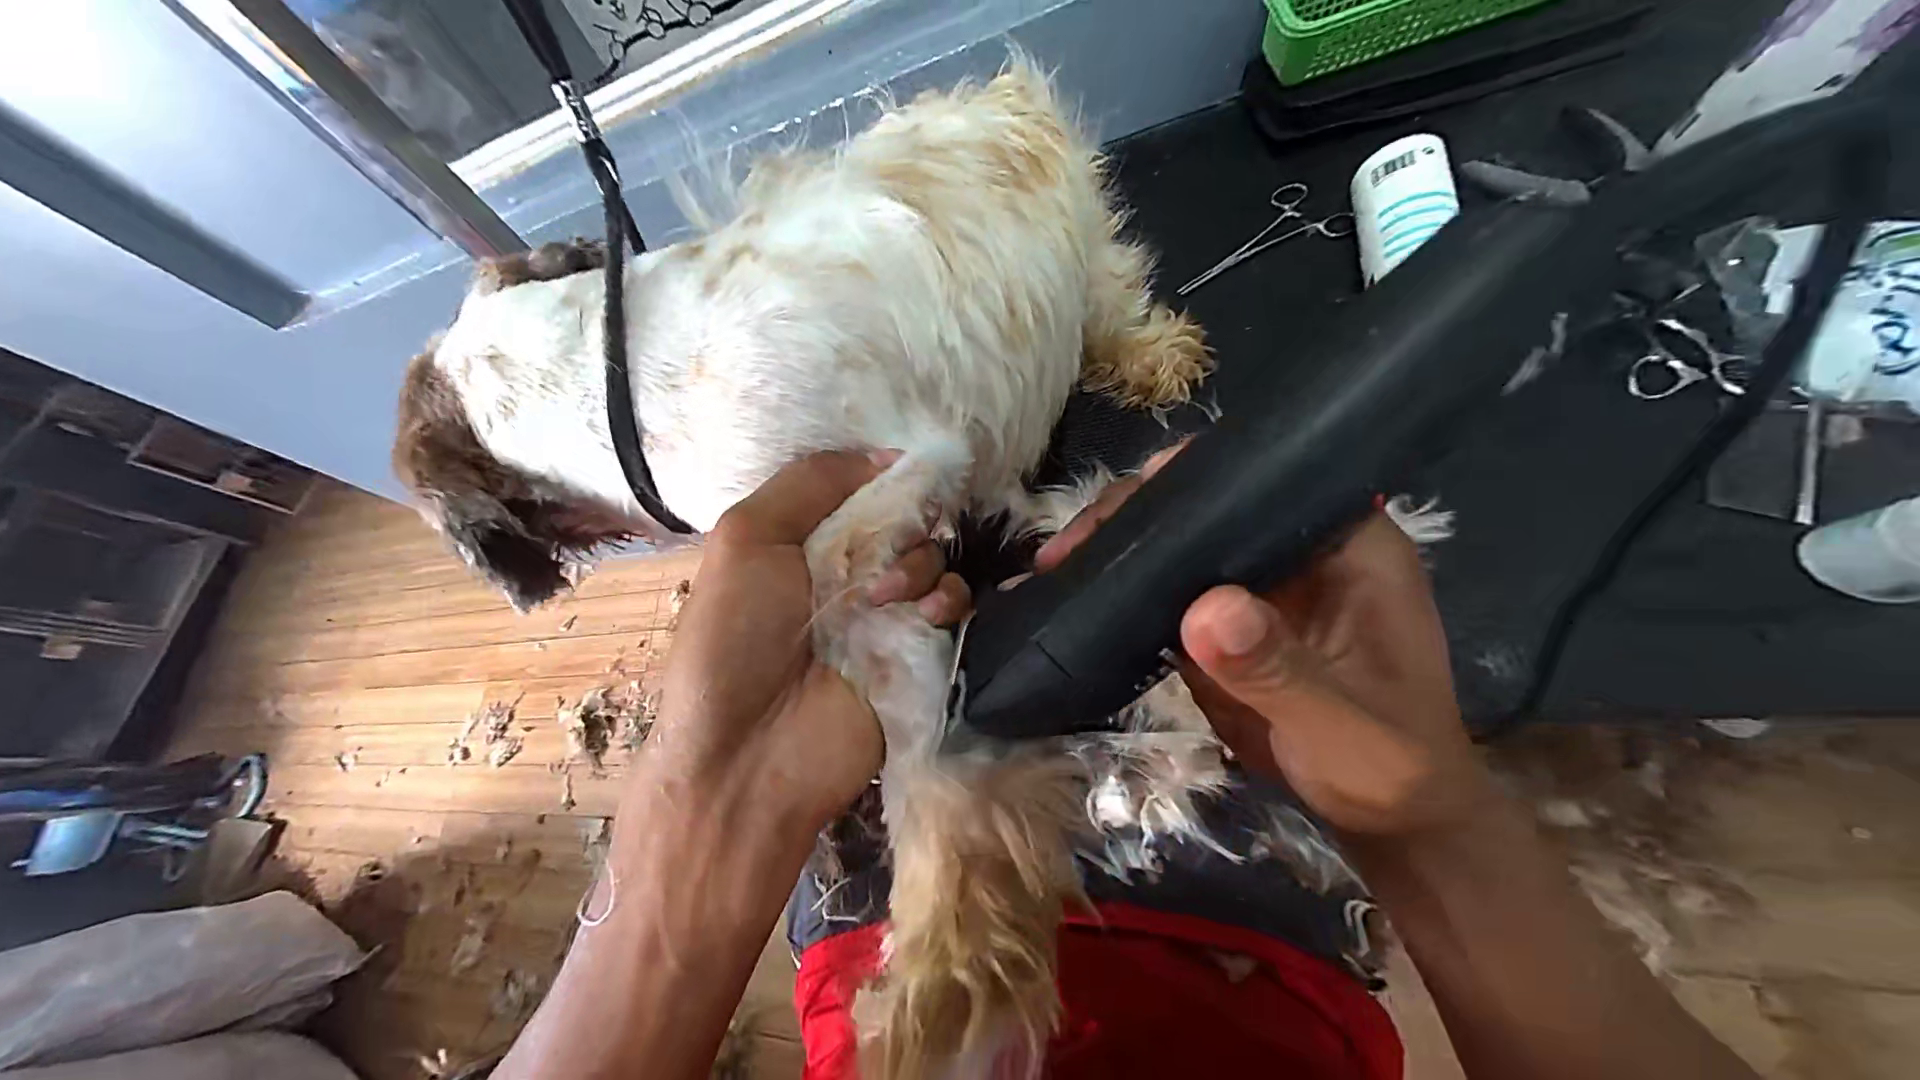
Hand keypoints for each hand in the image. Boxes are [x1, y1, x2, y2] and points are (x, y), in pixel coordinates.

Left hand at [646, 451, 969, 829]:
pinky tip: (925, 617)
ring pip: (934, 557)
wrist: (751, 755)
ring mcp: (889, 613)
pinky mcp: (921, 652)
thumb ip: (811, 482)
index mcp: (808, 542)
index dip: (884, 478)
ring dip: (916, 566)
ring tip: (883, 602)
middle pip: (904, 519)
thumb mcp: (748, 538)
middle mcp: (851, 572)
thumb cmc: (734, 639)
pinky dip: (947, 601)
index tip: (903, 472)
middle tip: (875, 557)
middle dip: (901, 524)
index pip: (863, 490)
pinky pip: (955, 605)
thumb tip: (887, 456)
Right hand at [1038, 446, 1491, 840]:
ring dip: (1118, 549)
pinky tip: (1073, 595)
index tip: (1138, 494)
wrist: (1384, 818)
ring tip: (1056, 564)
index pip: (1266, 478)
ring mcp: (1248, 584)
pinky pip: (1160, 590)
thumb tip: (1204, 609)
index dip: (1200, 474)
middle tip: (1072, 545)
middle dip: (1136, 514)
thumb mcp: (1344, 726)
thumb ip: (1279, 669)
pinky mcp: (1214, 622)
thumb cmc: (1390, 767)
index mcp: (1342, 543)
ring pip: (1173, 543)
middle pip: (1203, 504)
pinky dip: (1119, 592)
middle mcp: (1289, 548)